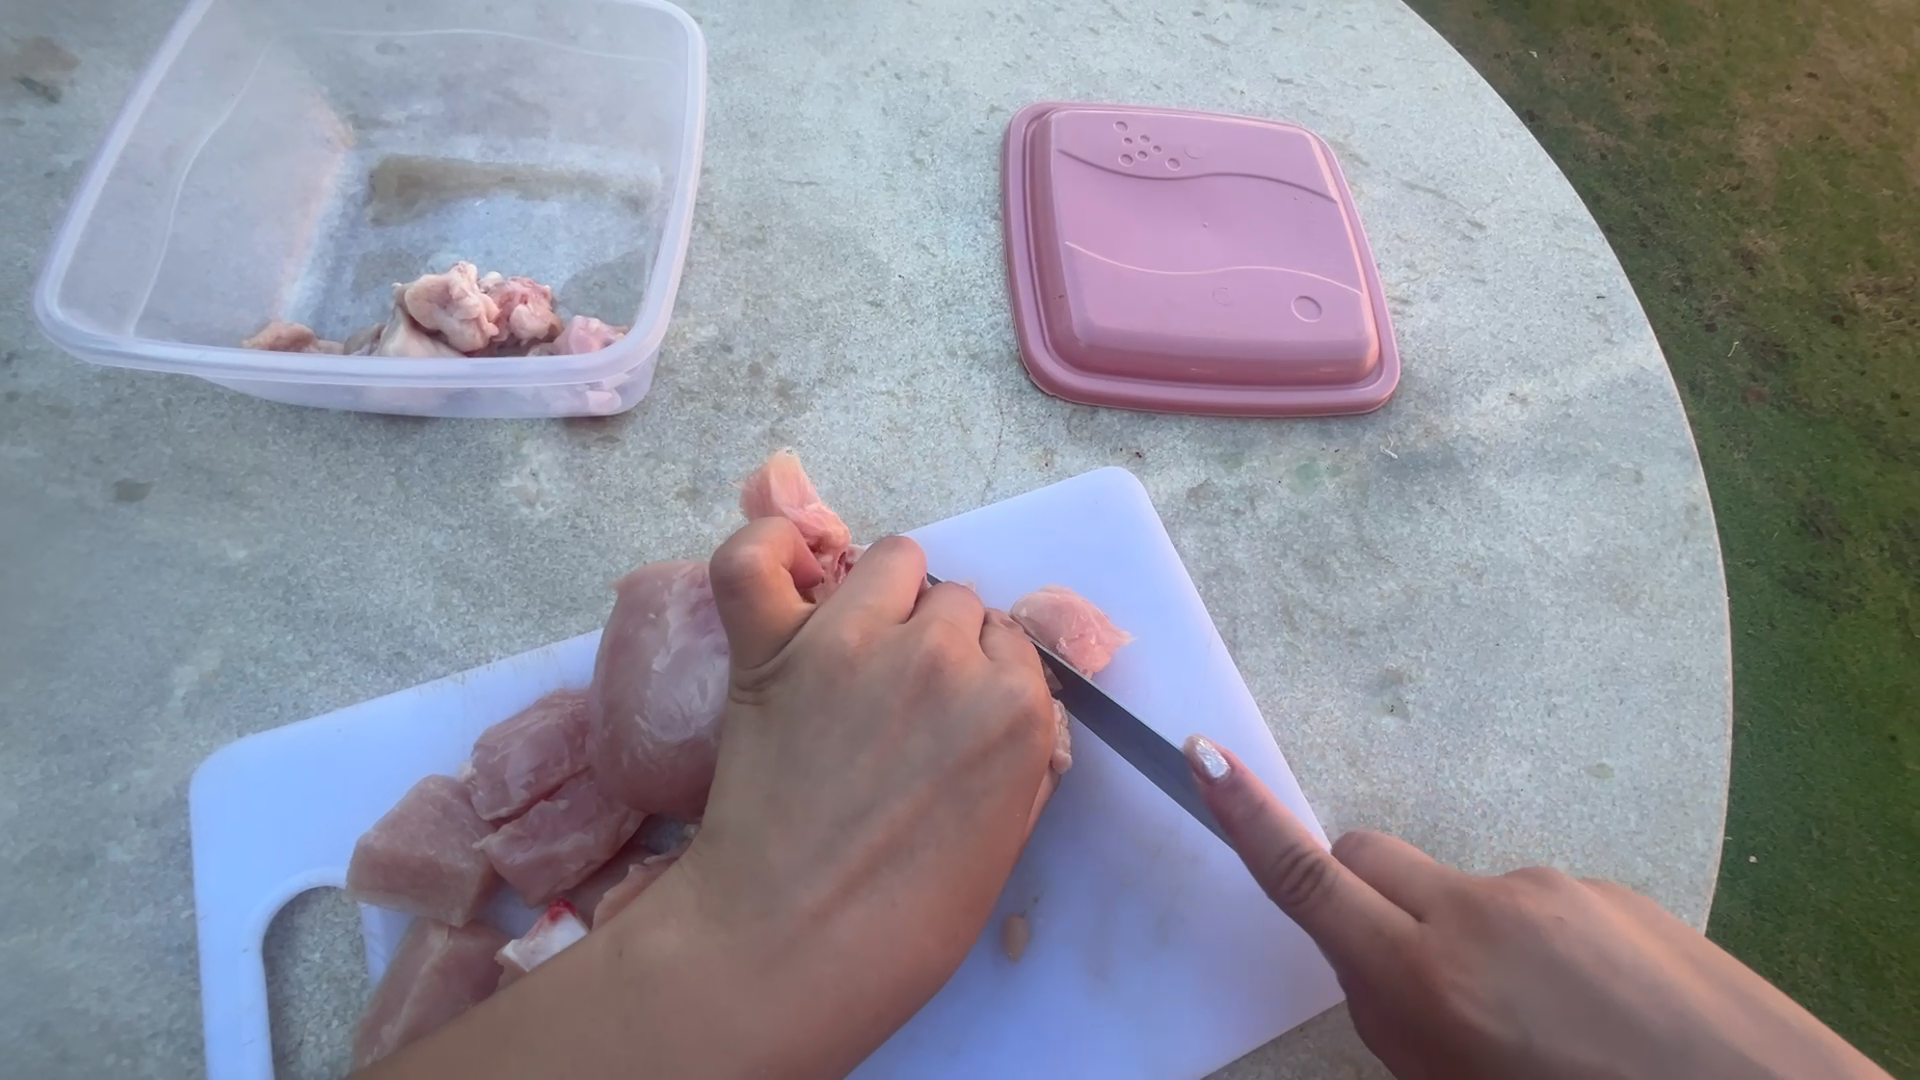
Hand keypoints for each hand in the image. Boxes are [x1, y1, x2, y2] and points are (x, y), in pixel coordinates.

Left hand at [669, 520, 1059, 1076]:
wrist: (792, 950)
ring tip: (860, 642)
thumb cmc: (912, 916)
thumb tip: (1012, 695)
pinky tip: (789, 569)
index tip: (952, 704)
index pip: (1008, 639)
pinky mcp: (774, 648)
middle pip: (957, 601)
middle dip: (940, 638)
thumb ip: (1026, 748)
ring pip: (894, 559)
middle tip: (901, 691)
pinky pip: (757, 558)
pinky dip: (768, 549)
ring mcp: (855, 642)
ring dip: (887, 594)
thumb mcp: (1010, 833)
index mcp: (1015, 707)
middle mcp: (944, 657)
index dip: (981, 670)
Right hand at [1182, 736, 1892, 1079]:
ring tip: (1546, 1022)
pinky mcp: (1611, 888)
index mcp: (1432, 981)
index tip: (1201, 754)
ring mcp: (1551, 889)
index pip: (1306, 878)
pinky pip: (1533, 901)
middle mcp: (1480, 913)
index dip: (1244, 815)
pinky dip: (1537, 944)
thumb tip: (1369, 964)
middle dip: (1361, 892)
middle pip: (1366, 853)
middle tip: (1409, 969)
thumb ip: (1392, 1020)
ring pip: (1457, 889)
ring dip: (1464, 935)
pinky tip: (1602, 1013)